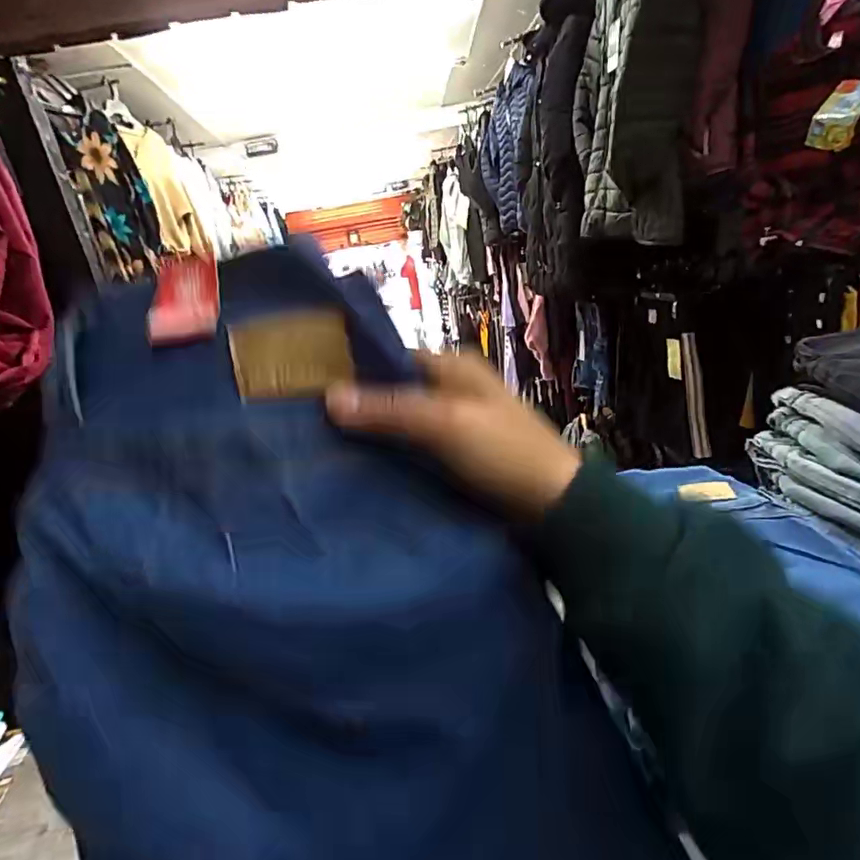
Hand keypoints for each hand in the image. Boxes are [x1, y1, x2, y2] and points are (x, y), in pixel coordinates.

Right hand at [326, 351, 581, 519]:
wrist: (553, 501)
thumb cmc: (504, 451)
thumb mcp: (446, 423)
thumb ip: (391, 408)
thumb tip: (329, 396)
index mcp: (455, 367)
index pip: (393, 358)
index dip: (355, 372)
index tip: (309, 391)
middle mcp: (454, 388)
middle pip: (396, 391)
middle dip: (359, 407)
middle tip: (306, 428)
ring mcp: (457, 423)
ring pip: (403, 422)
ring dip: (373, 435)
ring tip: (321, 450)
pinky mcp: (458, 455)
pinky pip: (416, 449)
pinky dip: (393, 456)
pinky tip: (360, 470)